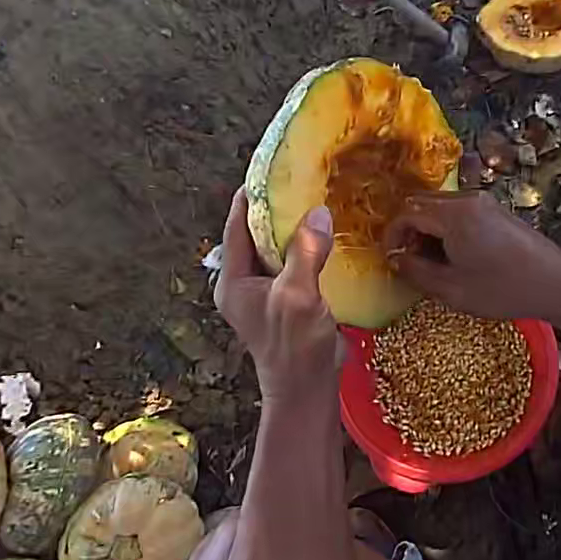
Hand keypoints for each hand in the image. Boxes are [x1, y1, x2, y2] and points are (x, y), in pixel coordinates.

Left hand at [215, 189, 340, 404]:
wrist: (307, 388)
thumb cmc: (294, 346)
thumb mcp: (298, 296)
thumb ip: (305, 253)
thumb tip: (318, 214)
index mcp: (234, 281)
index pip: (236, 228)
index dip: (249, 198)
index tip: (267, 171)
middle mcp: (245, 283)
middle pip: (257, 235)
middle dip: (276, 210)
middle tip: (298, 181)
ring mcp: (267, 292)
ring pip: (278, 249)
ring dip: (295, 229)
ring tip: (315, 200)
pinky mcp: (289, 299)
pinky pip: (295, 264)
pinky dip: (308, 248)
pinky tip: (326, 234)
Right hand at [382, 190, 560, 318]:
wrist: (556, 283)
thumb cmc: (503, 290)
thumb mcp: (452, 288)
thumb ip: (416, 272)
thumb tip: (395, 259)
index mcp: (454, 215)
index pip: (406, 212)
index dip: (392, 236)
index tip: (392, 261)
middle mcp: (468, 199)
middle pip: (420, 203)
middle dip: (408, 230)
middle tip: (410, 261)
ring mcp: (484, 202)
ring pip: (439, 206)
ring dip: (426, 229)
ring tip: (432, 262)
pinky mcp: (495, 211)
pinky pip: (457, 211)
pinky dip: (445, 228)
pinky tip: (454, 256)